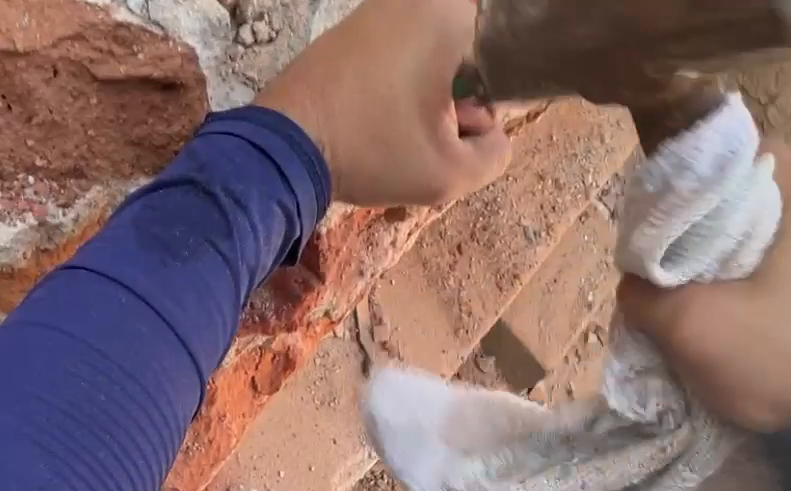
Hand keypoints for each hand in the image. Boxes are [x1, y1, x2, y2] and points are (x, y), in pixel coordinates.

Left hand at [256, 0, 510, 206]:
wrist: (284, 146)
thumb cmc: (372, 150)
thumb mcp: (448, 174)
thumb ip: (493, 156)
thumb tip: (493, 136)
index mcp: (454, 8)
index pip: (506, 50)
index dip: (494, 100)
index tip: (469, 131)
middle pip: (469, 58)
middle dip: (460, 104)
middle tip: (435, 142)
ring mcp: (383, 7)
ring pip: (434, 63)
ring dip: (430, 105)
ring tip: (404, 141)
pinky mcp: (355, 29)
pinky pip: (401, 61)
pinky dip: (400, 97)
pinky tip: (382, 128)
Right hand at [617, 148, 790, 432]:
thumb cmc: (786, 360)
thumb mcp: (694, 331)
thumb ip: (645, 296)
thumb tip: (634, 283)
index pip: (722, 164)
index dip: (675, 203)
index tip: (654, 250)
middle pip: (743, 198)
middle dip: (701, 237)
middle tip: (674, 283)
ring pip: (766, 231)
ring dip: (730, 262)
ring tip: (709, 305)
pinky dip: (762, 278)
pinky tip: (750, 315)